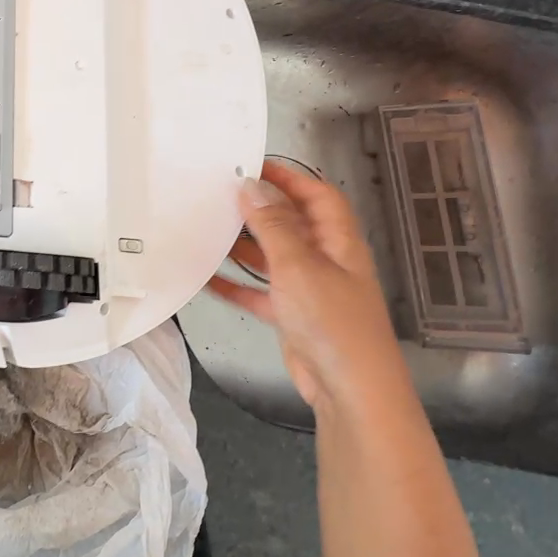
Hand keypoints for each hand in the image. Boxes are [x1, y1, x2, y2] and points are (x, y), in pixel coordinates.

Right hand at [208, 161, 409, 415]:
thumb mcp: (299, 266)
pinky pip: (259, 291)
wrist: (351, 391)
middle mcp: (327, 261)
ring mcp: (310, 290)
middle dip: (260, 206)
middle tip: (218, 193)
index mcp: (339, 243)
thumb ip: (273, 225)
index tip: (250, 165)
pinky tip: (207, 278)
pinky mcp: (293, 316)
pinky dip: (235, 283)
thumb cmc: (333, 323)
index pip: (318, 196)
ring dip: (243, 243)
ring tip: (206, 227)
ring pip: (273, 255)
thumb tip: (251, 186)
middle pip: (293, 223)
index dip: (289, 177)